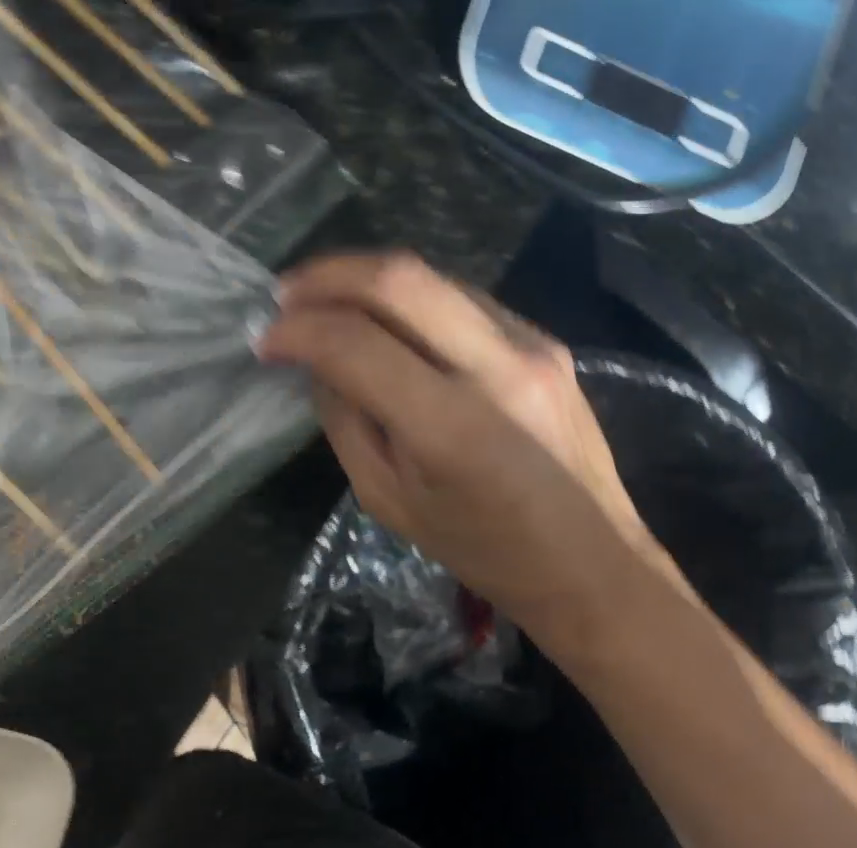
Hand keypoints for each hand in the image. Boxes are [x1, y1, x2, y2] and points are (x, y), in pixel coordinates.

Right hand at [261, 253, 682, 645]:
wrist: (592, 564)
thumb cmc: (485, 553)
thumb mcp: (393, 504)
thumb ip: (348, 425)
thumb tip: (319, 364)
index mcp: (451, 426)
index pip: (355, 344)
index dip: (297, 330)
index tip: (264, 339)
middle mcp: (498, 367)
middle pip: (400, 278)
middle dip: (329, 275)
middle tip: (286, 294)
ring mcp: (533, 346)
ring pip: (436, 278)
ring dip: (372, 282)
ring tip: (328, 303)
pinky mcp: (550, 343)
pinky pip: (467, 301)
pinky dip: (417, 303)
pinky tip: (390, 324)